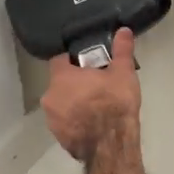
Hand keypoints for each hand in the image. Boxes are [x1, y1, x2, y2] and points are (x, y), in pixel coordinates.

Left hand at [41, 28, 139, 159]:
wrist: (110, 143)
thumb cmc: (115, 102)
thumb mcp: (123, 72)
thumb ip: (122, 50)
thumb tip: (124, 30)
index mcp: (62, 78)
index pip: (59, 60)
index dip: (74, 60)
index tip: (89, 63)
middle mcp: (50, 97)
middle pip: (60, 83)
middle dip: (75, 82)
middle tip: (98, 84)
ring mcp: (51, 119)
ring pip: (61, 103)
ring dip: (74, 102)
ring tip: (97, 105)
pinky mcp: (57, 136)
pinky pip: (65, 121)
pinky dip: (75, 120)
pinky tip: (93, 122)